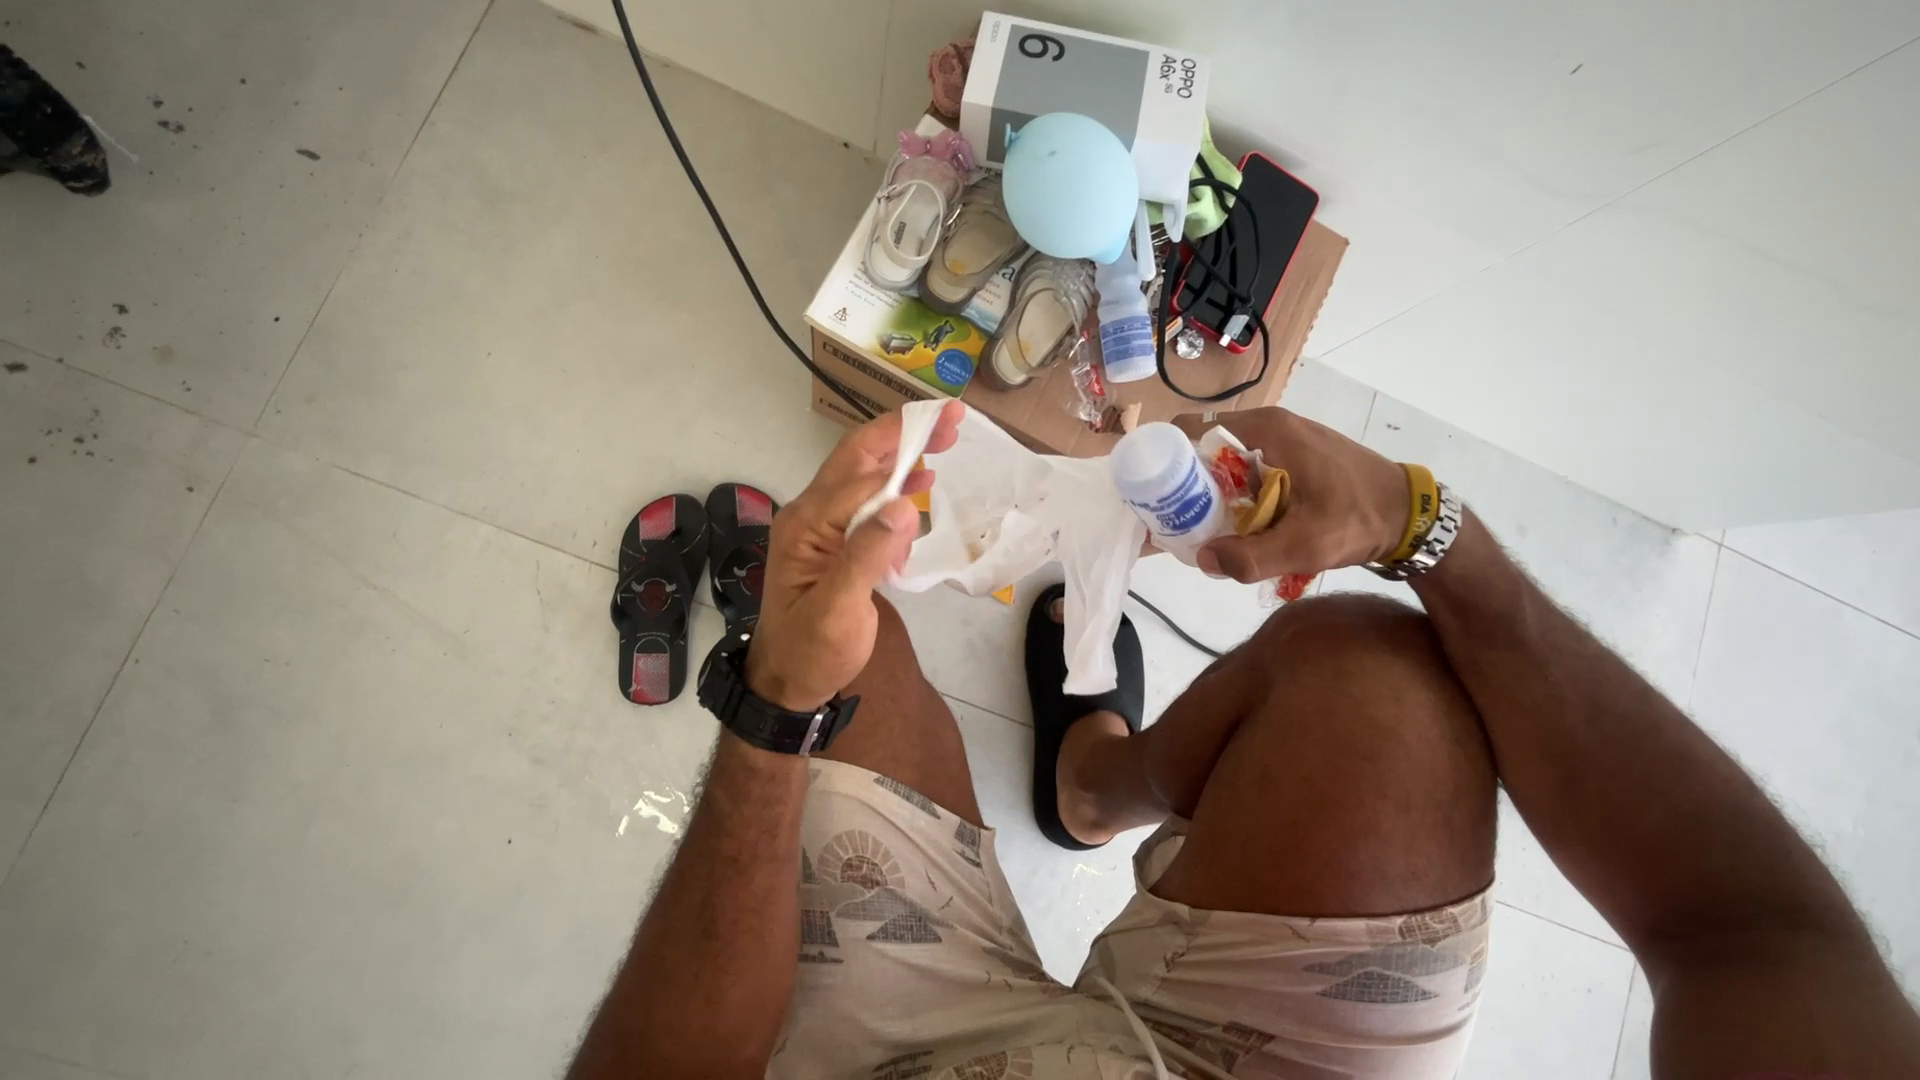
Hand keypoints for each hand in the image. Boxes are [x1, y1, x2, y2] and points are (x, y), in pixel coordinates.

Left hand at [745, 401, 964, 710]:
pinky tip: (921, 485)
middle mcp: (810, 515)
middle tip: (951, 418)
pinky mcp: (833, 543)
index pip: (862, 476)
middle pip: (858, 459)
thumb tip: (905, 504)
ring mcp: (821, 528)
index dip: (904, 447)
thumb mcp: (838, 611)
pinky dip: (897, 488)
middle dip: (902, 433)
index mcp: (808, 524)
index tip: (947, 425)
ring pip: (863, 476)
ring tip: (945, 440)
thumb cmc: (812, 651)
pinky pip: (866, 502)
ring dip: (903, 454)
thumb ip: (866, 556)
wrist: (786, 683)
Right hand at [1172, 407, 1408, 581]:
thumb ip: (1251, 557)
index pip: (1193, 429)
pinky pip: (1250, 475)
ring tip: (1206, 533)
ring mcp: (1285, 442)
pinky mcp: (1296, 459)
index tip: (1156, 495)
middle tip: (1178, 523)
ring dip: (1214, 497)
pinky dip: (1238, 500)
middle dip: (1188, 487)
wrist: (1416, 518)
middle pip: (1206, 450)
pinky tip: (1241, 531)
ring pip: (1227, 466)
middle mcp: (1271, 427)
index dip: (1168, 459)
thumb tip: (1203, 559)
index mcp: (1268, 430)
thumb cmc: (1361, 519)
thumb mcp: (1307, 544)